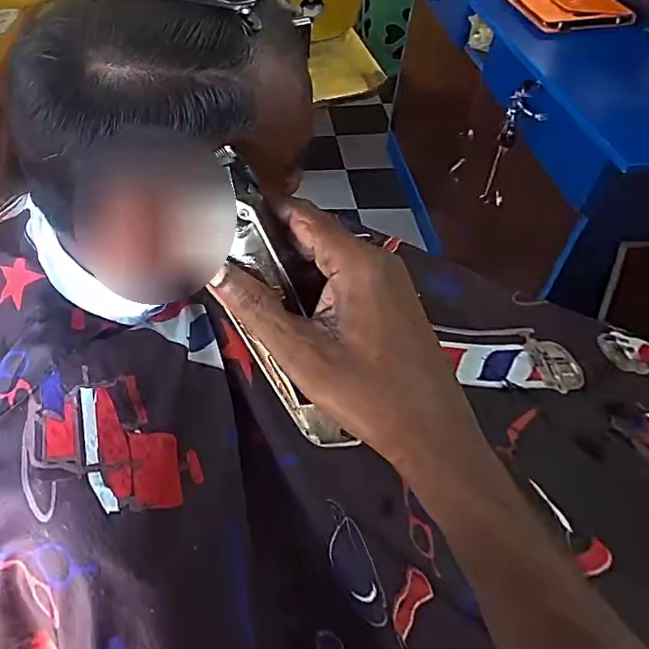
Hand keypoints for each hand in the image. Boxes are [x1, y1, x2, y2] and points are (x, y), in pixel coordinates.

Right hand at [207, 199, 478, 473]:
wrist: (434, 438)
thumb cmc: (368, 395)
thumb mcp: (300, 352)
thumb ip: (254, 307)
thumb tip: (214, 271)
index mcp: (357, 263)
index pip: (300, 214)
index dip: (260, 210)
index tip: (222, 217)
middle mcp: (375, 260)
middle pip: (311, 232)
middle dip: (269, 242)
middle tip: (229, 260)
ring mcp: (387, 279)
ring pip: (324, 255)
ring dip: (288, 266)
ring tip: (252, 285)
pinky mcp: (389, 298)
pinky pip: (340, 273)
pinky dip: (310, 281)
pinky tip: (289, 307)